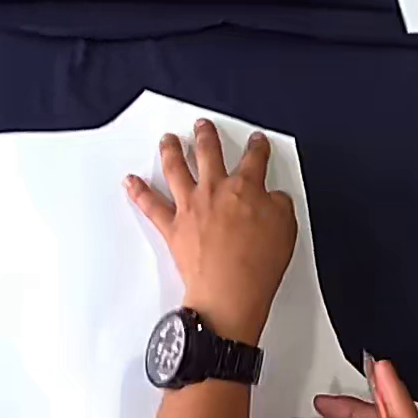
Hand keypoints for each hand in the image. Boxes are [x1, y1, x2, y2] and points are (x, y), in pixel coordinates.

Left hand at [126, 119, 297, 344]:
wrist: (230, 292)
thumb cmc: (257, 265)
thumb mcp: (286, 228)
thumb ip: (279, 205)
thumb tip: (274, 198)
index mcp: (246, 187)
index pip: (254, 159)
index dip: (258, 147)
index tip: (257, 141)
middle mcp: (215, 190)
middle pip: (209, 153)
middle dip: (207, 136)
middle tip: (203, 126)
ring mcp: (191, 207)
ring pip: (176, 168)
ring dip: (171, 150)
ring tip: (168, 140)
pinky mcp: (173, 227)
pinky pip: (150, 205)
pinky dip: (138, 191)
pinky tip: (131, 181)